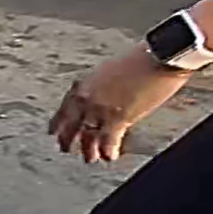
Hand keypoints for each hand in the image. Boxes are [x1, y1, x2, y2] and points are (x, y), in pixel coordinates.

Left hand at [47, 46, 191, 161]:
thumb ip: (96, 88)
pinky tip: (109, 157)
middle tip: (65, 150)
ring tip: (89, 158)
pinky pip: (108, 141)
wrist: (160, 55)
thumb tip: (98, 101)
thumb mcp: (106, 71)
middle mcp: (85, 100)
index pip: (62, 110)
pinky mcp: (118, 118)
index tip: (52, 133)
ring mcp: (99, 110)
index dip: (57, 124)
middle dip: (67, 141)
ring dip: (88, 150)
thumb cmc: (140, 59)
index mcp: (81, 86)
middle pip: (70, 127)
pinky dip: (108, 151)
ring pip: (88, 137)